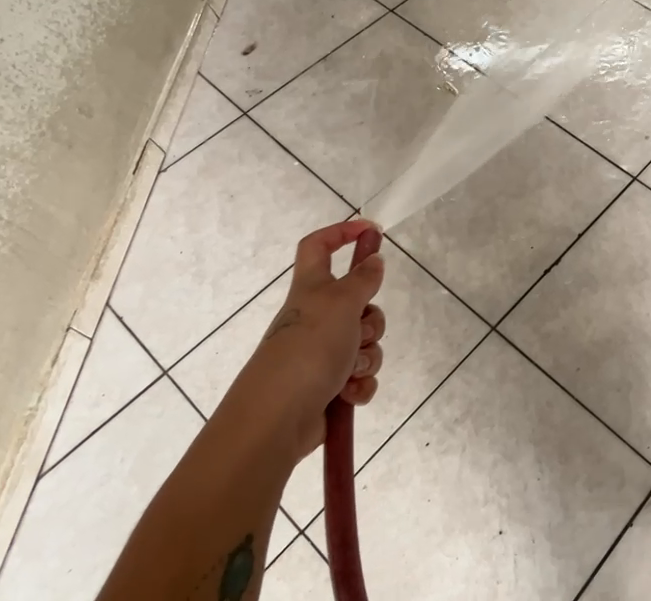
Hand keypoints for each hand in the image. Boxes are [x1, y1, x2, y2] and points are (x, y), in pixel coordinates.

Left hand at [234, 221, 386, 461]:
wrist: (278, 418)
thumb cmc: (307, 350)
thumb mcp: (340, 303)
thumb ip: (362, 279)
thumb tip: (373, 259)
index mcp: (311, 291)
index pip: (319, 247)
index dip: (341, 233)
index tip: (371, 231)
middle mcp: (316, 319)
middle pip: (358, 302)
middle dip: (372, 319)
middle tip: (359, 331)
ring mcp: (321, 354)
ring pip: (365, 342)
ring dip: (366, 357)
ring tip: (348, 371)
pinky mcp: (329, 386)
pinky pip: (361, 376)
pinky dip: (360, 385)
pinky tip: (348, 394)